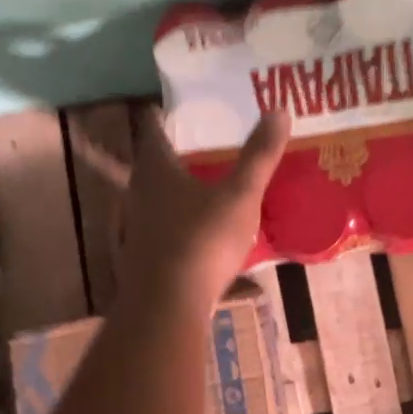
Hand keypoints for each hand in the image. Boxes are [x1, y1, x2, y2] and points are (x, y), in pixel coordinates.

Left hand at [118, 110, 289, 311]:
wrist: (167, 307)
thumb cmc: (201, 240)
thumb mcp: (240, 195)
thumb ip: (259, 155)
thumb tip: (278, 110)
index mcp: (156, 170)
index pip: (152, 131)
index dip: (161, 116)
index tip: (172, 106)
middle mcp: (137, 194)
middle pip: (150, 165)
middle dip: (170, 154)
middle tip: (196, 144)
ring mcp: (134, 229)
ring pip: (151, 200)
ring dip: (170, 192)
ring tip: (198, 186)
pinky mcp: (140, 260)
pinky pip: (157, 231)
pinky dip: (172, 225)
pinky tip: (193, 233)